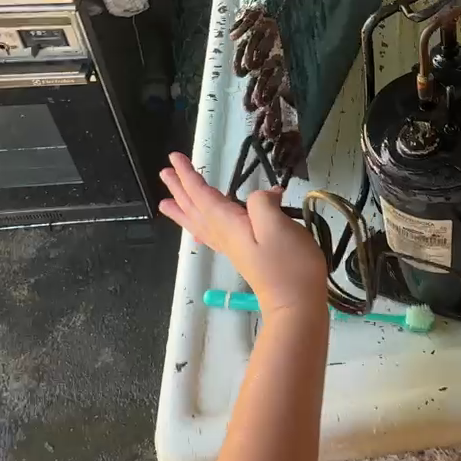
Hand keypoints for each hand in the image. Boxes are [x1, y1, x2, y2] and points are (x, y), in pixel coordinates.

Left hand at [157, 152, 326, 318]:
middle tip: (164, 172)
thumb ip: (261, 202)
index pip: (202, 195)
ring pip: (199, 222)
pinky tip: (198, 231)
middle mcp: (224, 234)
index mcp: (228, 224)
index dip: (188, 176)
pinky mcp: (242, 253)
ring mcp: (232, 246)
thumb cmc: (288, 263)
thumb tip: (263, 193)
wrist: (296, 302)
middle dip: (180, 188)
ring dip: (183, 208)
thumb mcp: (277, 226)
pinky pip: (210, 235)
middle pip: (195, 208)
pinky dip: (199, 228)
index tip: (175, 158)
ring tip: (165, 202)